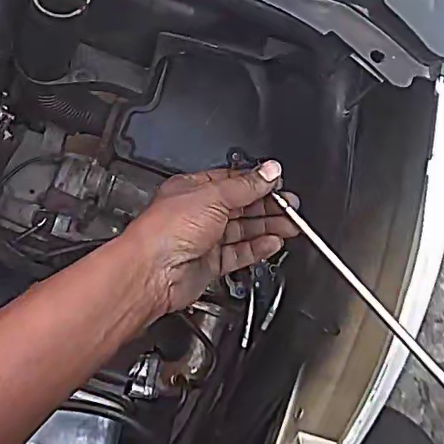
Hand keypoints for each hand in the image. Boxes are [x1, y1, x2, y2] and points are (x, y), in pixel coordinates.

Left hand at [120, 161, 298, 316]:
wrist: (151, 271)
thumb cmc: (164, 230)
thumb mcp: (212, 196)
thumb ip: (246, 185)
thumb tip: (269, 172)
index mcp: (193, 188)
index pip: (233, 181)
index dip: (257, 182)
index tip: (278, 184)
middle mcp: (198, 213)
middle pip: (241, 206)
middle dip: (268, 206)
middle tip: (291, 206)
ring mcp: (204, 239)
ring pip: (243, 230)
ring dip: (268, 227)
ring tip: (291, 224)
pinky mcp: (210, 263)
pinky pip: (240, 253)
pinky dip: (258, 248)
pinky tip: (273, 243)